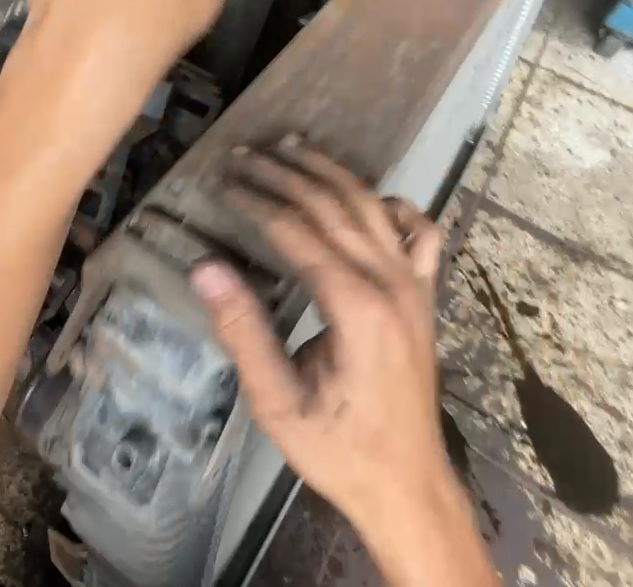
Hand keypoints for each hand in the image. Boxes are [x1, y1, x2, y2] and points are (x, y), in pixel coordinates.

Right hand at [190, 137, 448, 525]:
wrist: (408, 486)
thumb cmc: (337, 448)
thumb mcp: (277, 402)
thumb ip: (244, 331)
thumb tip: (205, 267)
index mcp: (356, 308)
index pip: (297, 231)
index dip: (256, 201)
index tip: (221, 182)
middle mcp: (392, 284)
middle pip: (333, 205)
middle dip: (283, 174)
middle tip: (242, 154)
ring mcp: (416, 286)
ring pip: (373, 206)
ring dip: (329, 172)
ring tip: (292, 145)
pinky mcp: (426, 296)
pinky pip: (420, 232)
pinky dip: (393, 205)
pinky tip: (370, 197)